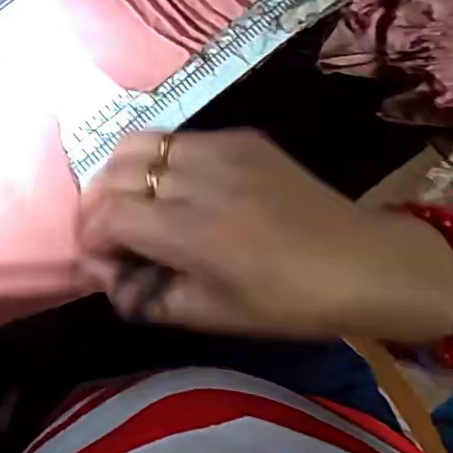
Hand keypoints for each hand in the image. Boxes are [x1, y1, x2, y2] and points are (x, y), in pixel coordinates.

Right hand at [79, 130, 452, 342]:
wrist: (362, 262)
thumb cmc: (287, 303)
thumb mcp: (210, 315)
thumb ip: (145, 295)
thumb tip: (106, 275)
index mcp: (193, 232)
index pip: (108, 215)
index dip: (90, 238)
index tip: (100, 260)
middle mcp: (199, 179)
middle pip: (113, 172)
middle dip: (95, 205)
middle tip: (108, 235)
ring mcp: (221, 149)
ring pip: (138, 143)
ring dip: (120, 176)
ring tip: (133, 205)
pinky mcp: (240, 137)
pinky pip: (176, 140)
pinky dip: (158, 163)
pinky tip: (175, 189)